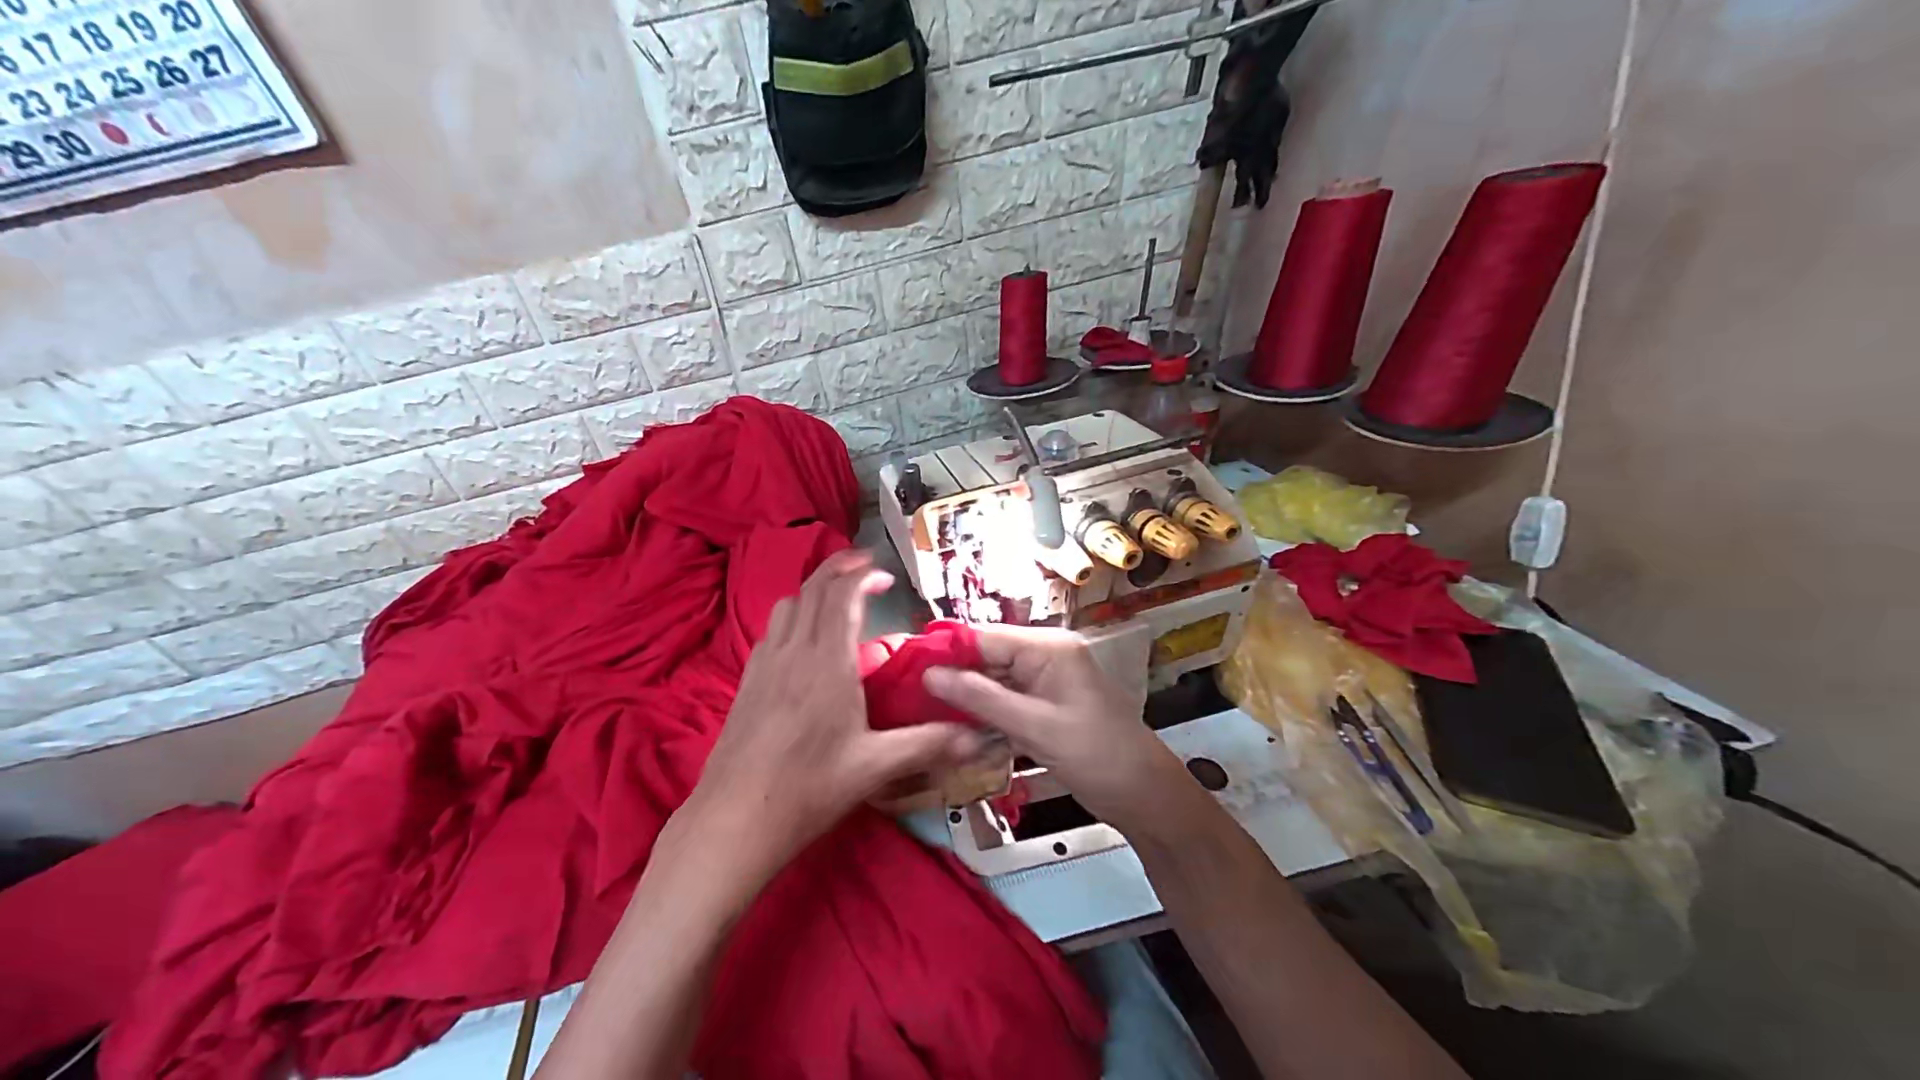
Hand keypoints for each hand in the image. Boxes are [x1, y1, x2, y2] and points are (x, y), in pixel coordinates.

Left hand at [683, 551, 982, 883]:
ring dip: (814, 592)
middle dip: (838, 569)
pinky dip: (794, 618)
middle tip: (864, 567)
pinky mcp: (747, 682)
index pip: (841, 595)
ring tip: (838, 602)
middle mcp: (792, 651)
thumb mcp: (875, 766)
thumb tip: (979, 737)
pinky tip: (806, 645)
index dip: (862, 575)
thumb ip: (928, 744)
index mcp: (826, 661)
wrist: (734, 819)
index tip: (884, 576)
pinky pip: (772, 631)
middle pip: (812, 589)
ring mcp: (764, 664)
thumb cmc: (808, 789)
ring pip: (787, 605)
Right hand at [923, 625, 1199, 840]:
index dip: (945, 650)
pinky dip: (984, 717)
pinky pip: (1005, 703)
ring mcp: (1045, 684)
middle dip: (952, 677)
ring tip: (922, 714)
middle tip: (908, 696)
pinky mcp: (1045, 708)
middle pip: (987, 659)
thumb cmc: (1096, 754)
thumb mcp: (1034, 726)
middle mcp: (1045, 657)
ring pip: (993, 683)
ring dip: (965, 700)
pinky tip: (957, 731)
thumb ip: (980, 698)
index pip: (985, 637)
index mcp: (1048, 648)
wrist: (1144, 796)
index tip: (904, 665)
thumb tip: (929, 675)